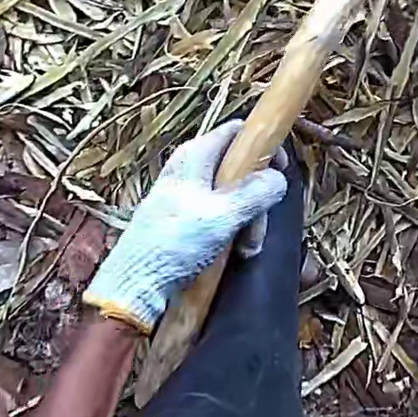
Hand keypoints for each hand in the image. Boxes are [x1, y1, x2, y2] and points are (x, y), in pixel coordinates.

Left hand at [82, 119, 287, 331]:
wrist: (136, 285)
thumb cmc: (174, 243)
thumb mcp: (222, 216)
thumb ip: (255, 193)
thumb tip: (279, 178)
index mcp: (195, 154)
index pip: (237, 131)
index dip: (264, 145)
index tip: (281, 168)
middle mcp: (190, 167)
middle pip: (239, 167)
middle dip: (258, 196)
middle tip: (259, 226)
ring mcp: (187, 193)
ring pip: (233, 194)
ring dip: (248, 219)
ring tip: (246, 247)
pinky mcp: (185, 217)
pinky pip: (221, 214)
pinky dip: (232, 230)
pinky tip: (232, 251)